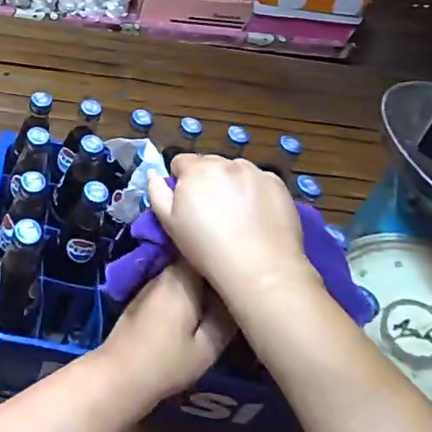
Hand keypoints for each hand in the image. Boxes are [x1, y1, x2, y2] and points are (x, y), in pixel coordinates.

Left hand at [96, 262, 234, 402]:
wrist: (121, 373)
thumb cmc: (167, 362)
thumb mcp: (207, 347)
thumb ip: (225, 317)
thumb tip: (238, 295)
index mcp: (181, 278)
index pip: (206, 251)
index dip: (226, 257)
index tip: (244, 268)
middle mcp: (165, 272)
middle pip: (195, 261)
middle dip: (215, 270)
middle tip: (239, 285)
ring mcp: (152, 282)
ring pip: (185, 272)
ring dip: (202, 281)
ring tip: (225, 295)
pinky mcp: (146, 295)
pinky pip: (174, 283)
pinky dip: (188, 290)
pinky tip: (200, 306)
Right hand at [150, 154, 318, 305]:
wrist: (260, 270)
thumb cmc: (207, 248)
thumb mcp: (169, 223)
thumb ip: (157, 192)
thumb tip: (154, 173)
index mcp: (197, 170)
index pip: (181, 161)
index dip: (181, 180)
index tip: (188, 203)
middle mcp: (226, 163)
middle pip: (209, 164)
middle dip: (207, 180)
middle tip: (212, 210)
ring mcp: (254, 172)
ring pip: (235, 170)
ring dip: (232, 183)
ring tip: (237, 213)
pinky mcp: (277, 184)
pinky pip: (259, 180)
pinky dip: (256, 191)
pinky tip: (258, 214)